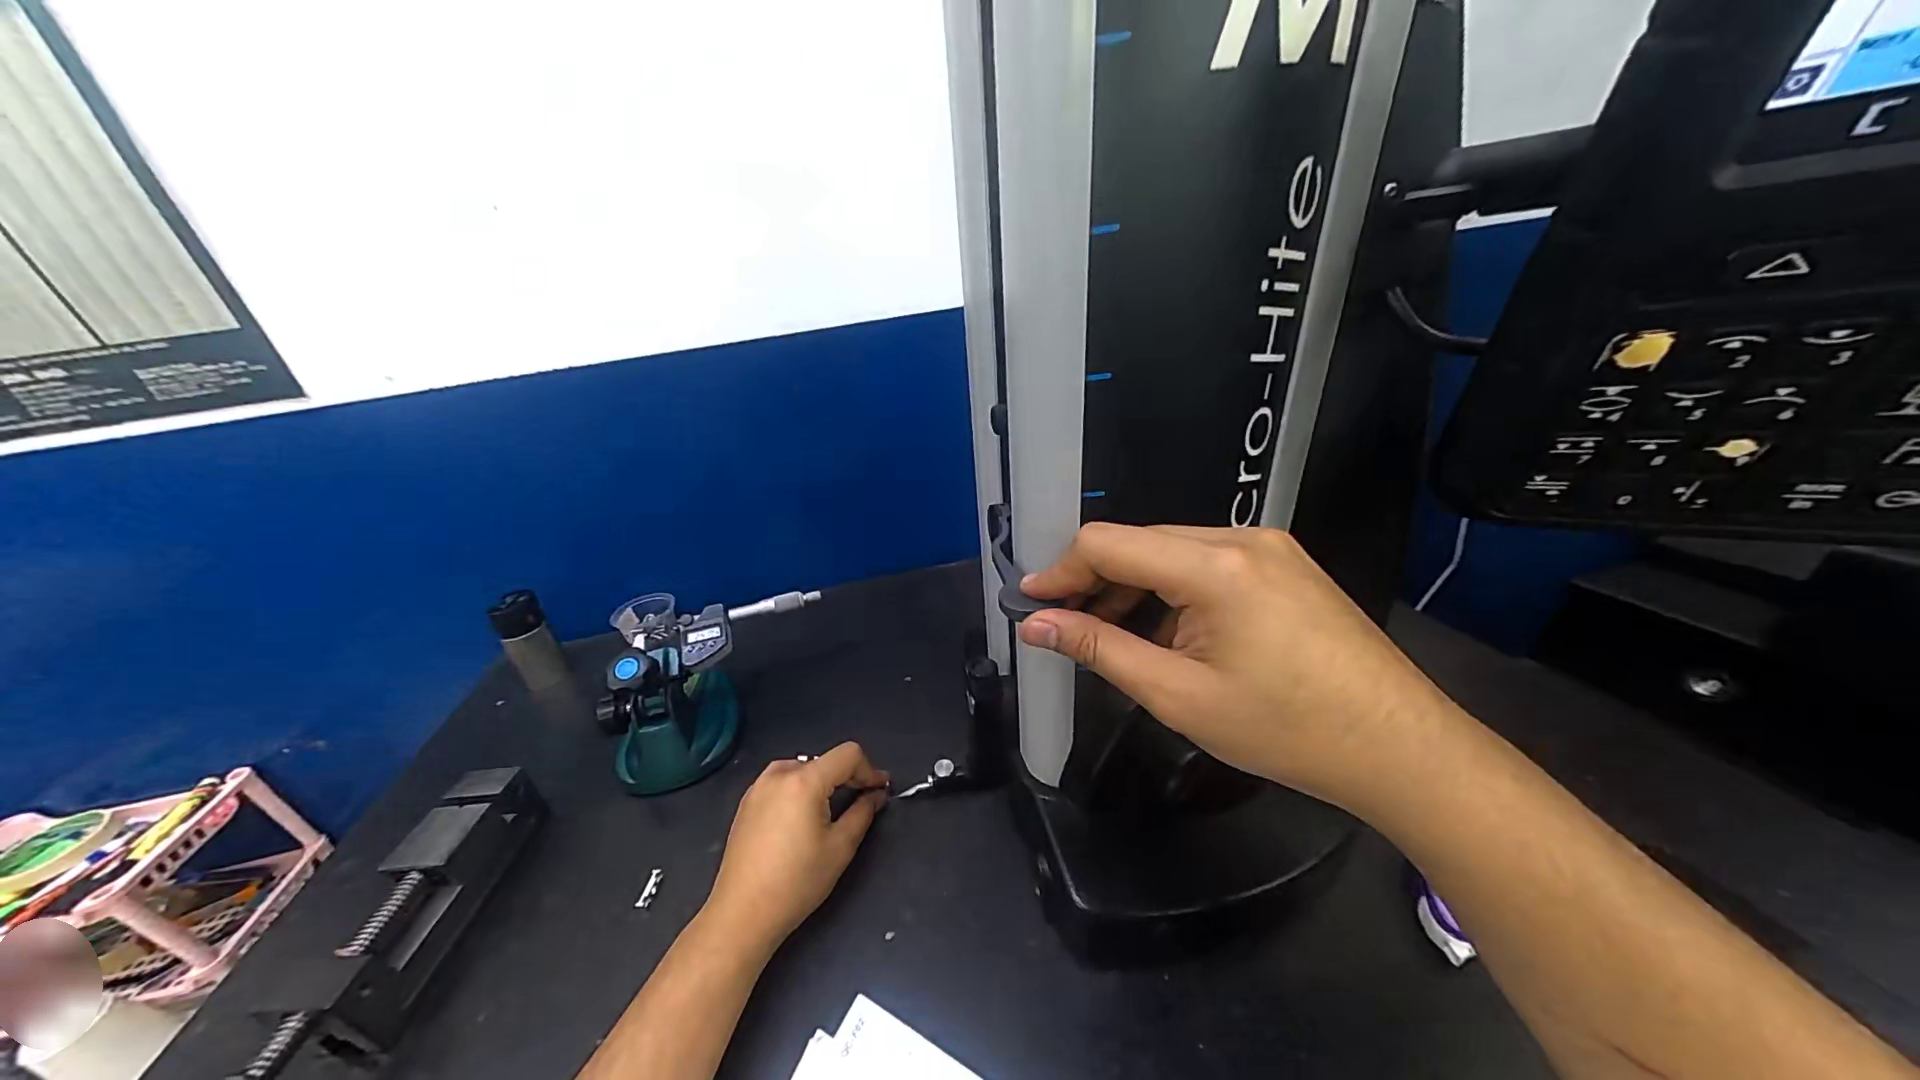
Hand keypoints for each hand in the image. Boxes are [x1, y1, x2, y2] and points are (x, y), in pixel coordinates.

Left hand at [702, 742, 889, 953]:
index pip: (847, 754)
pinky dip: (800, 790)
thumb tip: (876, 794)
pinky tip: (801, 820)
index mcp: (804, 781)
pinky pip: (782, 782)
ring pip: (803, 768)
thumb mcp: (840, 847)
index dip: (870, 769)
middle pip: (824, 760)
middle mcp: (778, 774)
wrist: (742, 914)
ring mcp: (758, 787)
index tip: (880, 789)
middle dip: (847, 777)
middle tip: (861, 801)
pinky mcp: (746, 802)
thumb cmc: (796, 882)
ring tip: (831, 810)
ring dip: (822, 782)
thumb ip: (863, 812)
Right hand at [1015, 524, 1465, 810]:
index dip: (1060, 571)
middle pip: (1139, 542)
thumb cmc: (1285, 730)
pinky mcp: (1284, 564)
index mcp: (1214, 565)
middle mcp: (1240, 537)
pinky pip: (1205, 562)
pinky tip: (1164, 631)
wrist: (1400, 747)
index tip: (1030, 605)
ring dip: (1130, 587)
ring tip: (1107, 635)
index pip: (1108, 543)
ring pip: (1170, 551)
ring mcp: (1268, 546)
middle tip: (1063, 627)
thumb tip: (1036, 625)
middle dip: (1093, 582)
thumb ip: (1099, 649)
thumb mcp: (1178, 695)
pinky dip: (1170, 590)